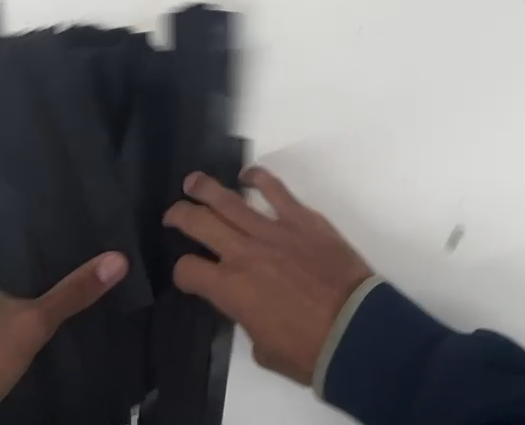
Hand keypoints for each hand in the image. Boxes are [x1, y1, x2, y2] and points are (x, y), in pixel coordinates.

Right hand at [165, 168, 374, 385]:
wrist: (352, 327)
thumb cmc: (306, 349)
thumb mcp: (261, 345)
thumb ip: (245, 316)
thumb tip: (245, 302)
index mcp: (230, 289)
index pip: (189, 270)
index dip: (182, 271)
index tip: (188, 272)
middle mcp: (245, 253)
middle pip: (201, 223)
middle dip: (180, 215)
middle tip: (172, 212)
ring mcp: (274, 230)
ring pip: (231, 201)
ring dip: (207, 188)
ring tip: (193, 182)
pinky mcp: (302, 218)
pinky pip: (275, 190)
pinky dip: (258, 178)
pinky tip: (247, 175)